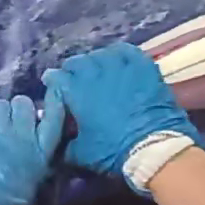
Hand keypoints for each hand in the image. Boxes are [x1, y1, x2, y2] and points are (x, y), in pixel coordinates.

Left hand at [0, 95, 66, 204]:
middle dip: (19, 109)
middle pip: (24, 103)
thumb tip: (49, 160)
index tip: (52, 95)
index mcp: (42, 149)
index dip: (54, 100)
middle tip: (13, 120)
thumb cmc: (10, 204)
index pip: (54, 114)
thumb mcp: (37, 185)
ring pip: (0, 104)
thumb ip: (43, 165)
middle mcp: (22, 134)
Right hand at [40, 43, 202, 190]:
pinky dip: (119, 54)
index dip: (52, 81)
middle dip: (72, 70)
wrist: (153, 146)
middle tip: (73, 79)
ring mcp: (120, 67)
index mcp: (75, 91)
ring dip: (95, 61)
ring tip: (95, 69)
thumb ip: (65, 144)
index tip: (51, 85)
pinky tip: (118, 60)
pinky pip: (127, 52)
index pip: (56, 78)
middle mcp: (95, 73)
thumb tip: (59, 144)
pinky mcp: (143, 67)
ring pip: (101, 54)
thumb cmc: (112, 150)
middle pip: (77, 62)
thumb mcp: (80, 153)